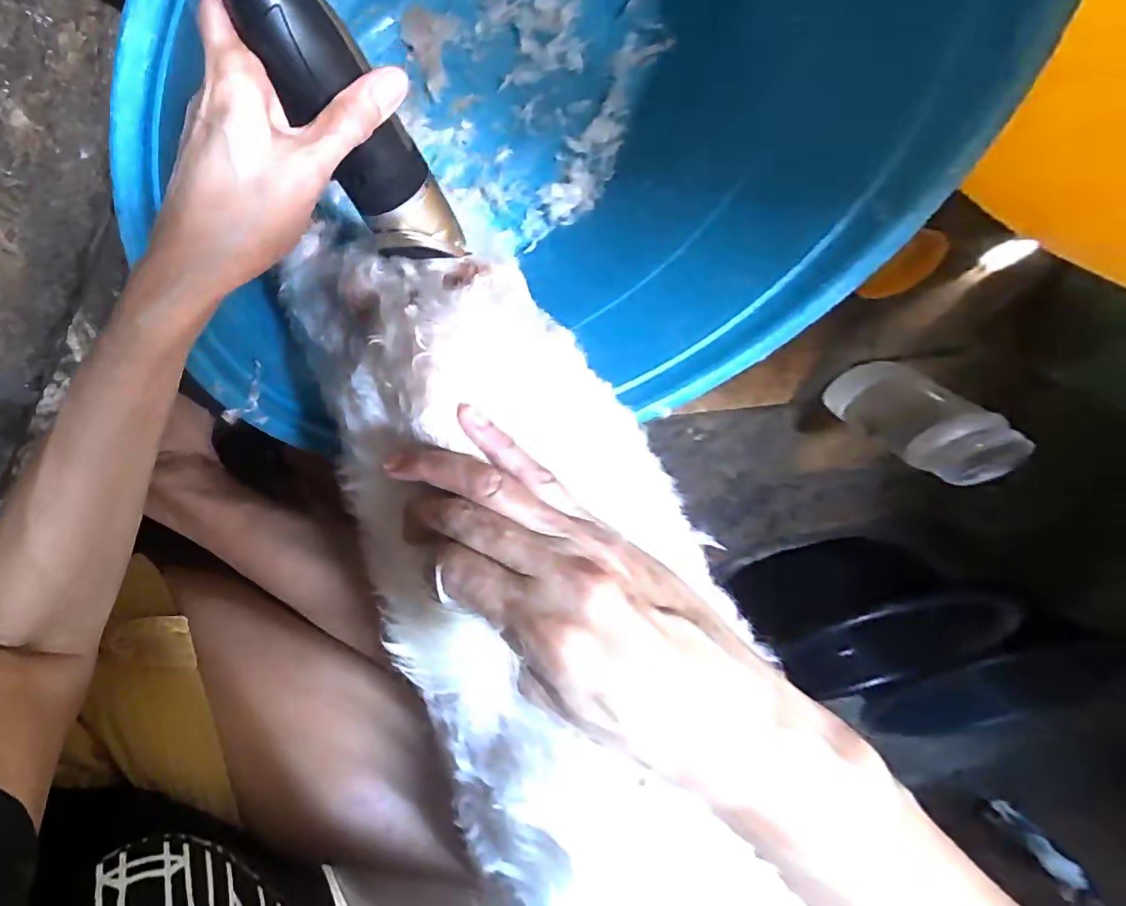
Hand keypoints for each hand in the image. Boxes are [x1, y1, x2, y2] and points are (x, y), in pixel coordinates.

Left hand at [140, 0, 409, 309]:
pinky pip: (229, 120)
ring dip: (267, 92)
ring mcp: (196, 128)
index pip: (217, 9)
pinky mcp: (197, 157)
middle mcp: (205, 96)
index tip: (283, 4)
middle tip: (321, 68)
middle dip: (275, 51)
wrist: (190, 270)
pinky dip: (254, 121)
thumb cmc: (246, 215)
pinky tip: (279, 148)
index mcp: (230, 81)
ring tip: (308, 109)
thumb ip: (349, 121)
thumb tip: (394, 77)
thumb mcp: (309, 169)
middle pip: (235, 50)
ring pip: (233, 90)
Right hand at [386, 407, 878, 811]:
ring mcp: (587, 539)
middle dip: (423, 512)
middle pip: (468, 519)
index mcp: (546, 623)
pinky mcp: (606, 527)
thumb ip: (506, 633)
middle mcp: (563, 569)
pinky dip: (501, 442)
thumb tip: (472, 589)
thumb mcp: (556, 699)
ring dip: (439, 467)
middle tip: (403, 518)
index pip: (457, 569)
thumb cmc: (644, 728)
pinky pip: (544, 475)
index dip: (429, 564)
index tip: (423, 569)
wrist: (744, 725)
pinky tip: (468, 416)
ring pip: (496, 486)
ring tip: (399, 460)